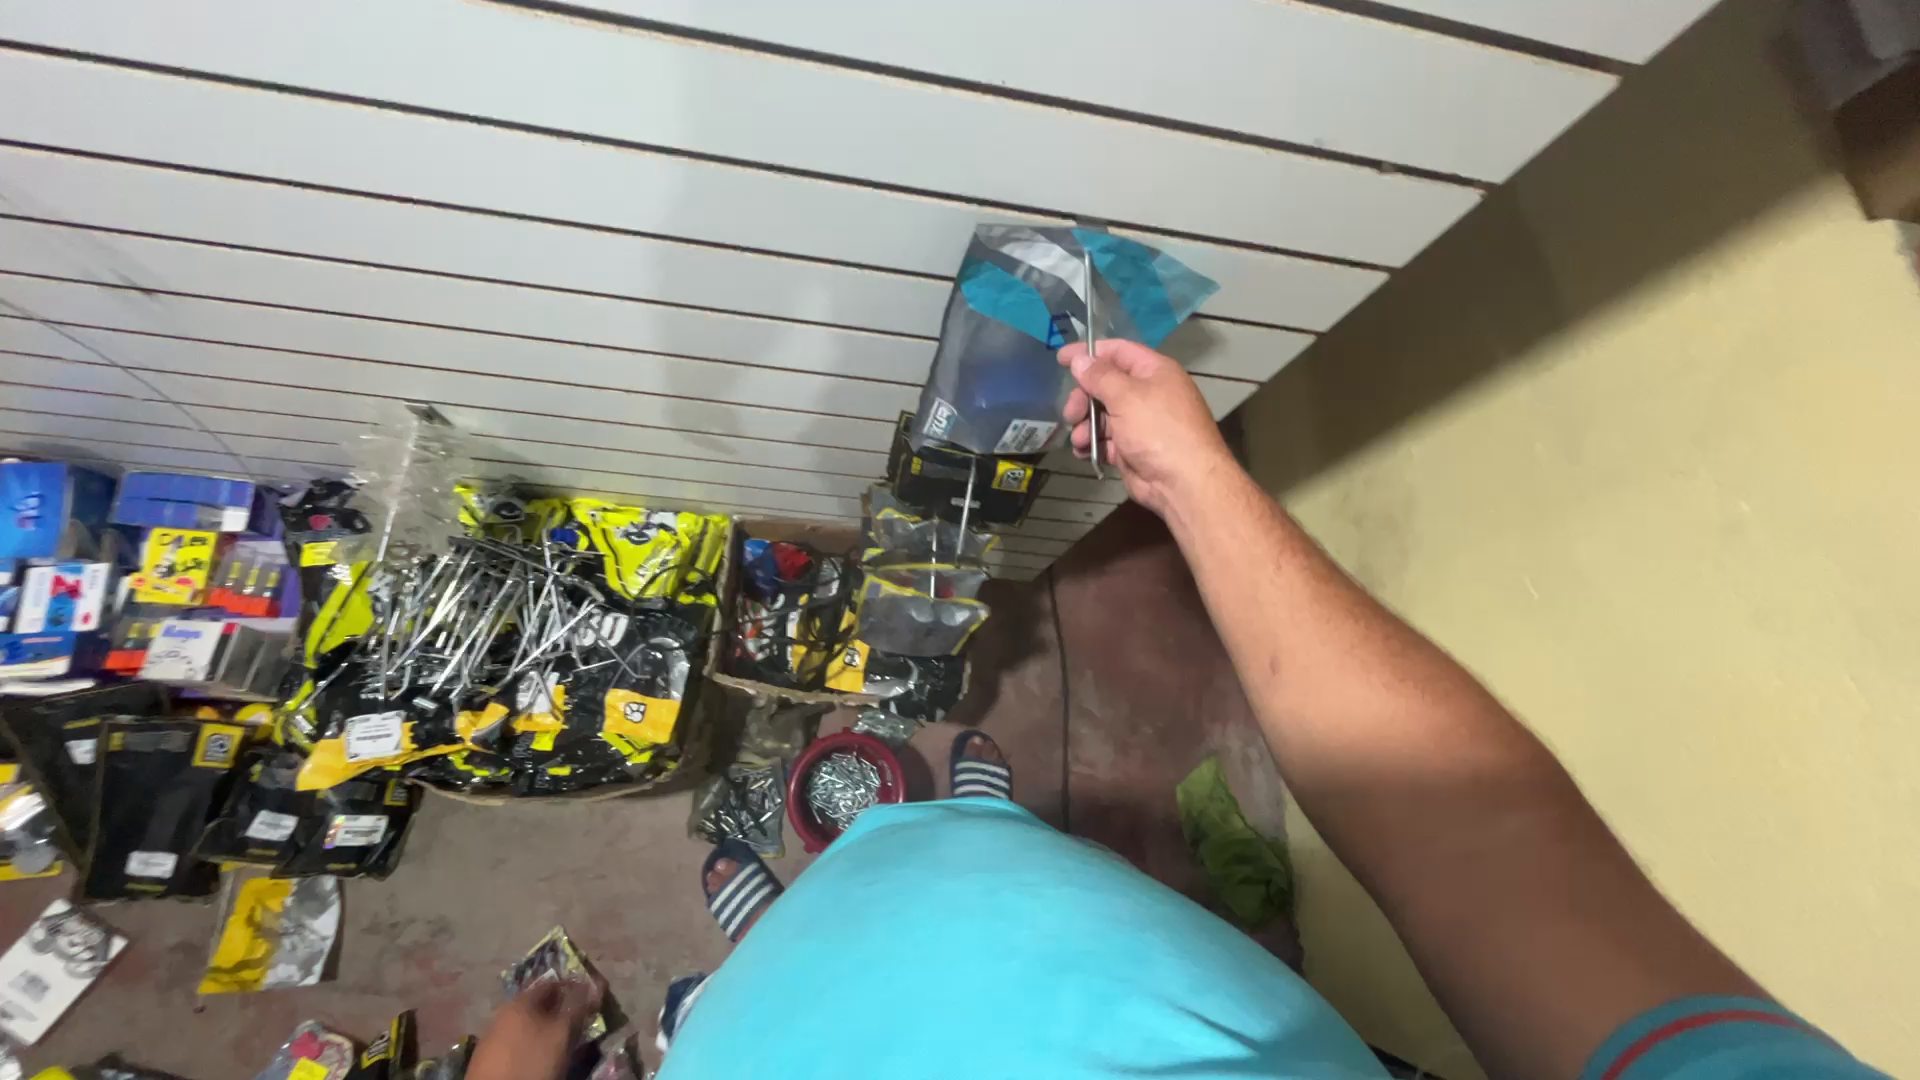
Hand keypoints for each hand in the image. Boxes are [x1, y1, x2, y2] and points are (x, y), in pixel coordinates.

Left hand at [467, 978, 601, 1079]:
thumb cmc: (531, 1062)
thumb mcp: (563, 1032)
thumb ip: (579, 1005)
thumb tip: (594, 984)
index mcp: (520, 1001)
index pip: (554, 983)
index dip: (575, 989)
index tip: (590, 1002)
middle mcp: (502, 1013)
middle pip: (539, 1005)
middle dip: (560, 1012)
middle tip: (577, 1025)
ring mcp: (490, 1038)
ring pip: (527, 1025)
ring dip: (545, 1030)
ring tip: (560, 1045)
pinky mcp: (484, 1061)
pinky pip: (515, 1043)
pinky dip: (530, 1045)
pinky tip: (538, 1058)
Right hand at [1058, 340, 1236, 518]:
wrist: (1182, 482)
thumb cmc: (1158, 429)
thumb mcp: (1127, 396)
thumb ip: (1099, 376)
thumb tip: (1079, 359)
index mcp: (1153, 372)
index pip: (1117, 352)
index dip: (1089, 353)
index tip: (1060, 359)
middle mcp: (1146, 394)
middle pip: (1104, 386)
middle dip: (1083, 398)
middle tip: (1071, 413)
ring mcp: (1138, 423)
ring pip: (1101, 415)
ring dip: (1084, 425)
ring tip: (1080, 440)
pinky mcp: (1130, 449)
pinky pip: (1104, 440)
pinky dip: (1092, 444)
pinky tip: (1084, 452)